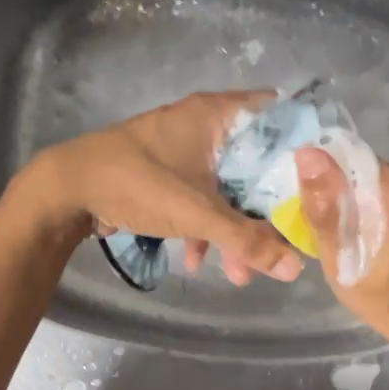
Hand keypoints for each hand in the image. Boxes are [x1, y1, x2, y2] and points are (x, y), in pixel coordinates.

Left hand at [11, 91, 303, 284]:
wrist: (68, 191)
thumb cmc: (138, 183)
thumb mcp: (198, 214)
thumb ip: (247, 241)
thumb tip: (294, 269)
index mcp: (217, 115)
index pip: (279, 118)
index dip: (303, 150)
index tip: (320, 187)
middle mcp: (204, 125)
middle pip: (254, 166)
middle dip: (266, 212)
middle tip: (282, 247)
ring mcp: (183, 150)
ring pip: (225, 189)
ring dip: (233, 230)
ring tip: (240, 274)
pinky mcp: (165, 174)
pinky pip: (199, 198)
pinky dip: (204, 228)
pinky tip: (200, 262)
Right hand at [296, 148, 388, 348]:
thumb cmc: (384, 297)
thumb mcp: (342, 260)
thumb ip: (325, 207)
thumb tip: (307, 154)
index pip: (345, 157)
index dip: (322, 180)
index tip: (312, 209)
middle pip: (359, 167)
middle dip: (337, 191)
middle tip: (326, 229)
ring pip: (371, 177)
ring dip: (353, 199)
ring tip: (344, 234)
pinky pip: (387, 187)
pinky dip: (371, 204)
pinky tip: (364, 232)